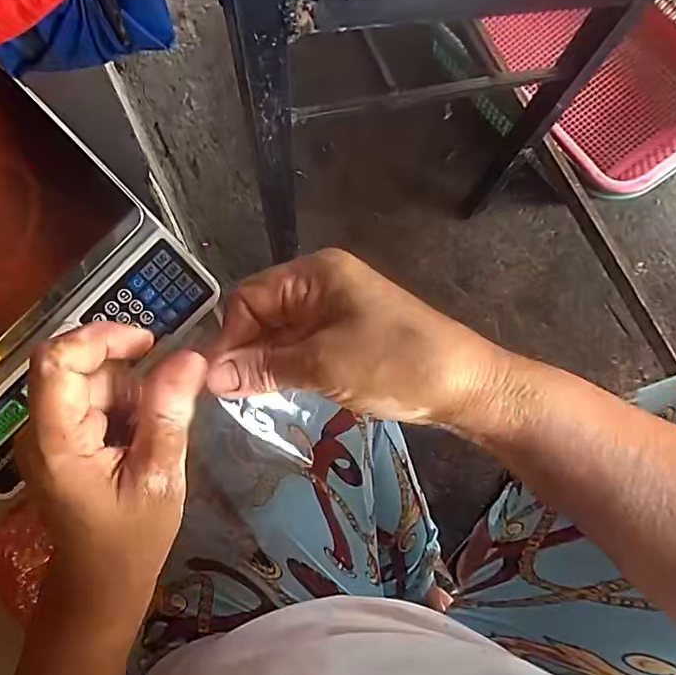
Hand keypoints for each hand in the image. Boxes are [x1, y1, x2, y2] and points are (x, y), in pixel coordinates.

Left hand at [16, 323, 206, 621]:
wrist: (99, 585)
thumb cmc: (130, 542)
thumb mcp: (159, 478)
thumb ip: (169, 414)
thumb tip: (189, 356)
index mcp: (56, 441)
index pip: (56, 361)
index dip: (99, 338)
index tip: (148, 342)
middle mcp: (40, 430)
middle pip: (78, 369)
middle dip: (127, 376)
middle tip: (167, 404)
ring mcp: (47, 435)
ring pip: (90, 384)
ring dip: (130, 396)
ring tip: (154, 438)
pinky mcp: (60, 441)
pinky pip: (92, 403)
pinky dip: (123, 410)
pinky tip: (141, 442)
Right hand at [202, 249, 511, 428]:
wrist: (465, 385)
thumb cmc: (395, 363)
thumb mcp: (323, 364)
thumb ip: (263, 367)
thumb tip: (210, 377)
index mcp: (314, 275)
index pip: (248, 297)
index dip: (228, 335)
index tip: (213, 379)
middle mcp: (320, 286)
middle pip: (261, 315)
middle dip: (243, 351)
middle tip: (225, 396)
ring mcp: (334, 313)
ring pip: (279, 336)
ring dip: (262, 364)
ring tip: (243, 400)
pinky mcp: (345, 339)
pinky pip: (300, 351)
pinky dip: (285, 371)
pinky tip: (272, 394)